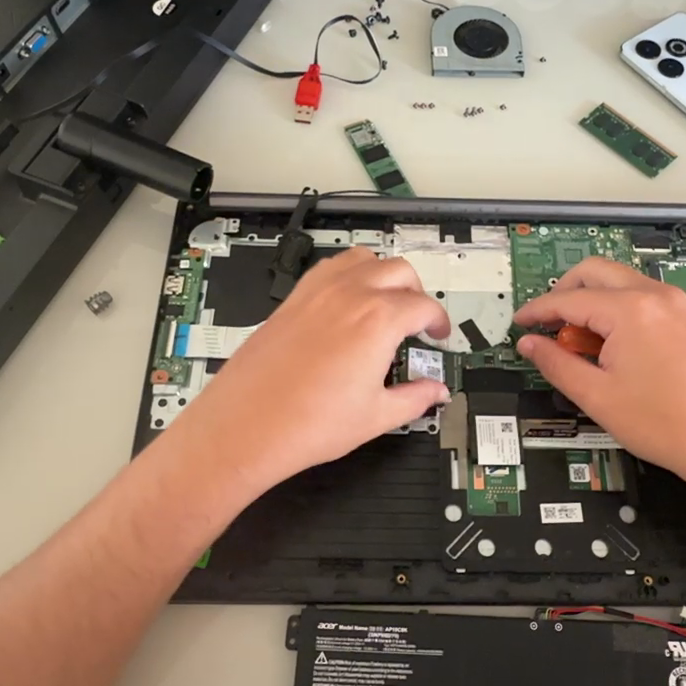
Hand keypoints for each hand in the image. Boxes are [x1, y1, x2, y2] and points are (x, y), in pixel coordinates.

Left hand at [153, 247, 449, 501]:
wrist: (246, 427)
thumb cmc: (305, 423)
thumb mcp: (376, 417)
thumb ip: (415, 398)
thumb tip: (434, 392)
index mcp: (378, 320)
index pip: (424, 305)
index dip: (439, 321)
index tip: (438, 335)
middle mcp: (349, 295)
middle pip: (399, 271)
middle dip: (416, 292)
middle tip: (418, 320)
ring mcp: (318, 292)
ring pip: (364, 258)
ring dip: (383, 273)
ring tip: (386, 301)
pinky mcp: (293, 299)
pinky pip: (329, 268)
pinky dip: (348, 274)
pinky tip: (348, 301)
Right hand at [514, 258, 685, 491]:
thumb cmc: (667, 425)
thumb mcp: (598, 397)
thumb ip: (556, 364)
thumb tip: (529, 344)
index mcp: (631, 311)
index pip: (569, 299)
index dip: (538, 310)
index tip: (521, 322)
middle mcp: (658, 296)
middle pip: (596, 271)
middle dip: (564, 291)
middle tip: (548, 322)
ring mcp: (681, 304)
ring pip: (624, 282)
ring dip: (595, 300)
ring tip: (582, 341)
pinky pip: (648, 298)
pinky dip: (622, 309)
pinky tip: (616, 345)